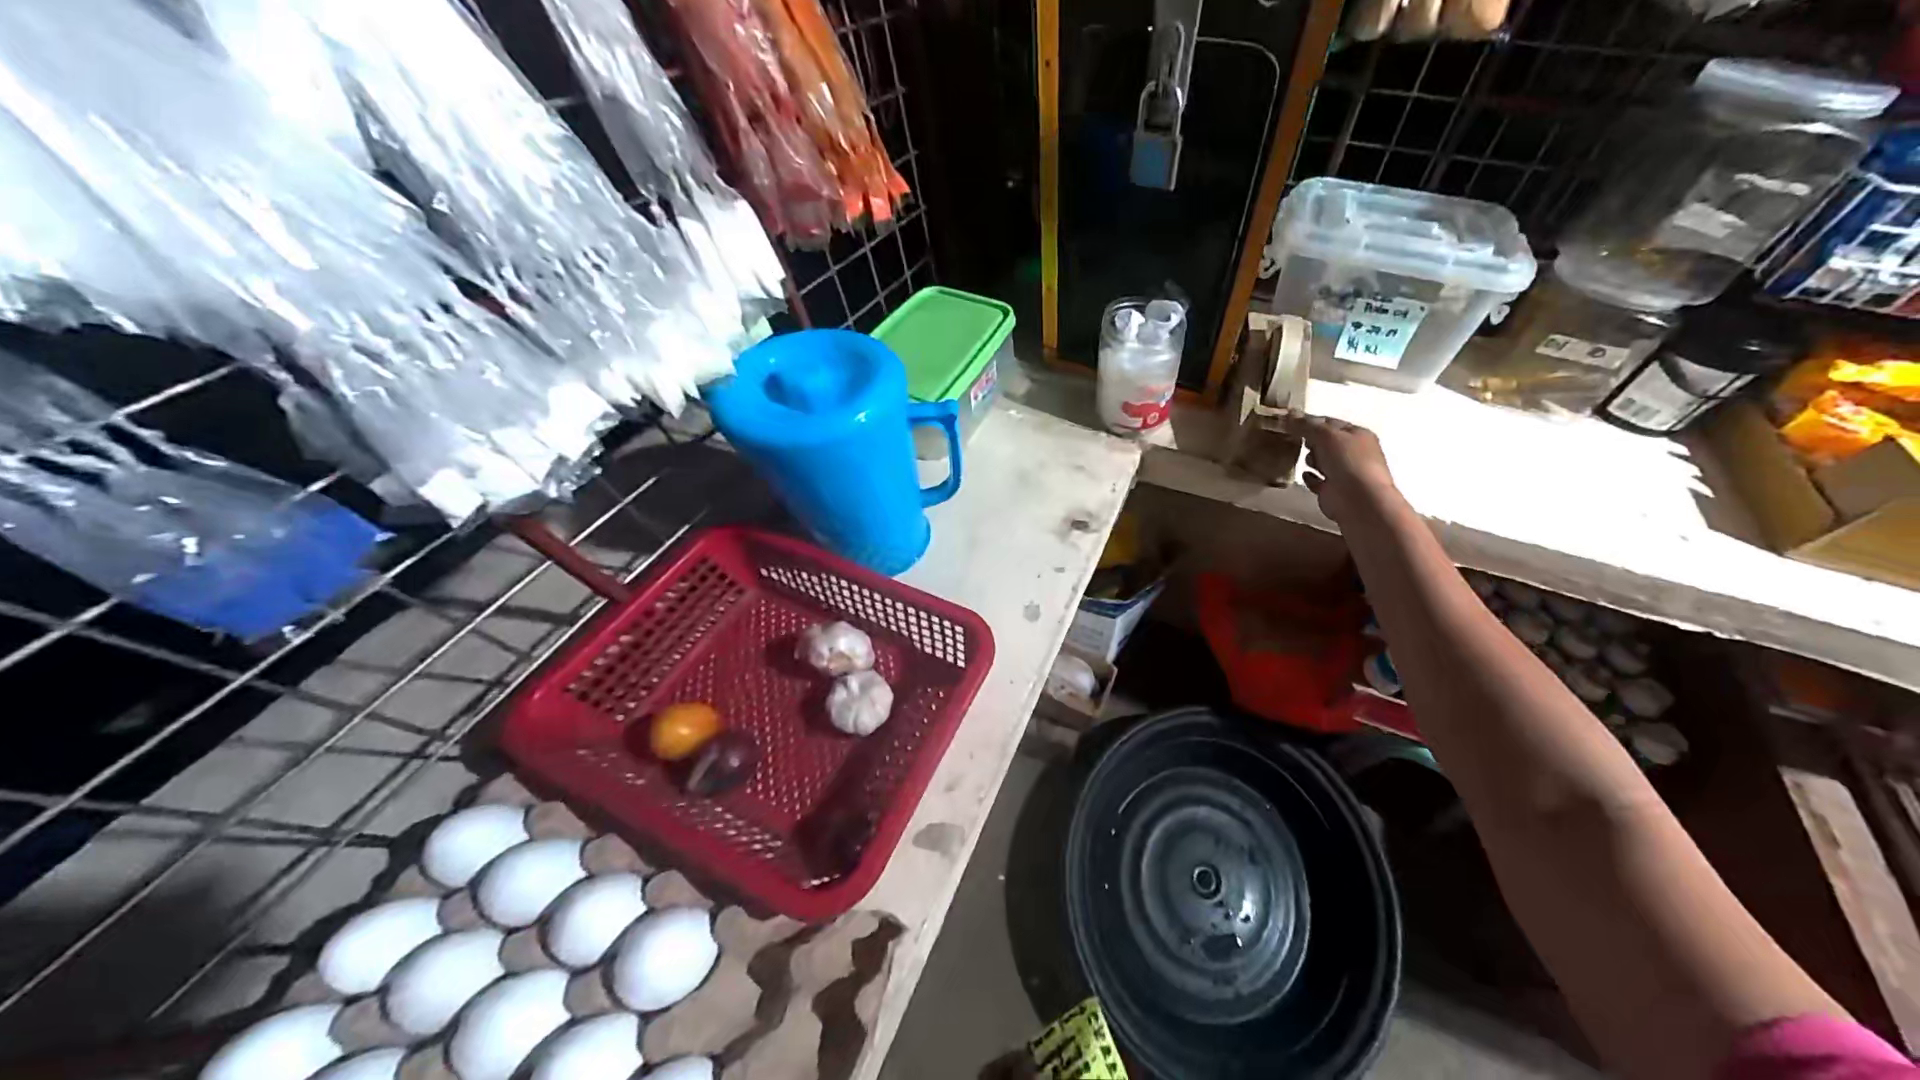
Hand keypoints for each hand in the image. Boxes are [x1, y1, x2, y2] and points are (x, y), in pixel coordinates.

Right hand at [1283, 412, 1399, 527]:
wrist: (1358, 499)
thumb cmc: (1348, 461)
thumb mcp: (1326, 436)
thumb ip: (1307, 425)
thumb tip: (1288, 414)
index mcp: (1357, 435)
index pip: (1331, 423)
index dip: (1311, 421)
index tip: (1290, 422)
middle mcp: (1353, 452)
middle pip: (1326, 441)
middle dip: (1311, 440)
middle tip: (1295, 439)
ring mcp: (1344, 473)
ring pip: (1322, 460)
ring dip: (1311, 458)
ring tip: (1302, 457)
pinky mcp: (1333, 491)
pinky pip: (1317, 480)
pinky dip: (1310, 477)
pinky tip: (1303, 474)